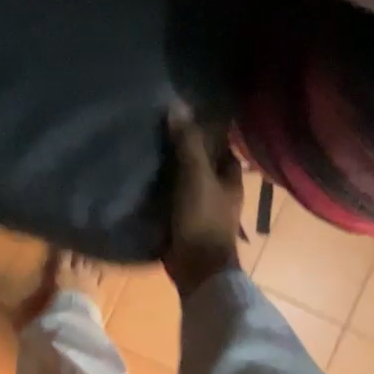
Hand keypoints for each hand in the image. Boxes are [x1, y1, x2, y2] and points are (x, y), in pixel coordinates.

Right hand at [162, 102, 244, 294]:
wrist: (196, 268)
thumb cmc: (203, 219)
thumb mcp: (195, 176)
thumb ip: (187, 143)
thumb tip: (176, 105)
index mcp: (231, 178)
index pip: (222, 145)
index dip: (207, 129)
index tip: (184, 112)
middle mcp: (220, 190)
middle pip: (203, 161)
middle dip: (186, 147)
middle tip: (158, 126)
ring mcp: (202, 208)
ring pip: (186, 180)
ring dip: (171, 168)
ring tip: (145, 146)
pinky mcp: (183, 222)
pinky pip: (172, 198)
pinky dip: (161, 188)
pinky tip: (142, 177)